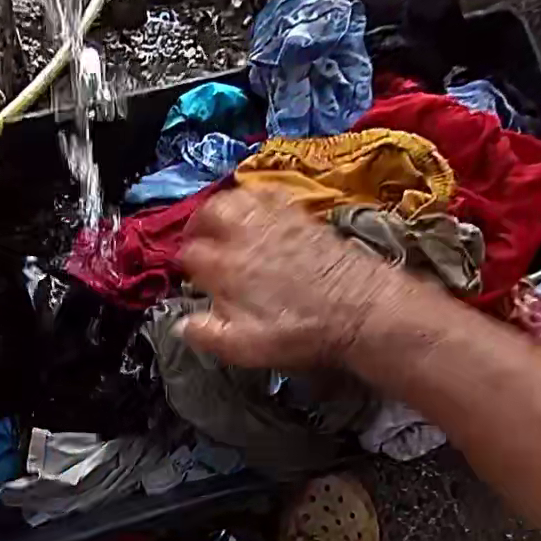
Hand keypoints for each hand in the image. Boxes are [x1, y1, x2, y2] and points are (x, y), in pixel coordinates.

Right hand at [175, 187, 425, 368]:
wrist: (359, 311)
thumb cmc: (300, 332)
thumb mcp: (246, 347)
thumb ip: (208, 334)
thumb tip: (181, 325)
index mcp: (225, 267)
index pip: (189, 255)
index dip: (185, 266)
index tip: (191, 278)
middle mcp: (244, 235)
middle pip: (207, 213)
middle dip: (197, 226)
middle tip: (199, 241)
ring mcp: (273, 220)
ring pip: (236, 197)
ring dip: (222, 207)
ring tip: (221, 222)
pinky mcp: (300, 215)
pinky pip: (269, 193)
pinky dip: (256, 196)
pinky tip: (257, 207)